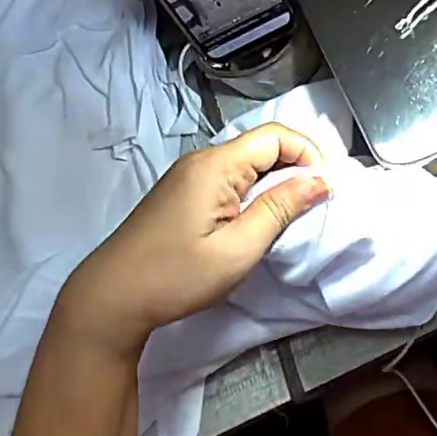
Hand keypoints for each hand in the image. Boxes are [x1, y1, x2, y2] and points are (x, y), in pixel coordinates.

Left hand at [55, 123, 330, 359]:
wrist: (110, 299)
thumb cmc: (176, 277)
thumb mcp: (238, 249)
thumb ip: (281, 208)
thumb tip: (321, 180)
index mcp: (216, 165)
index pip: (275, 136)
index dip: (309, 153)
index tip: (326, 187)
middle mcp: (202, 159)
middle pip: (262, 144)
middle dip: (297, 165)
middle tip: (317, 201)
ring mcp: (189, 174)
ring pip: (248, 161)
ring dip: (277, 179)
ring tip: (294, 211)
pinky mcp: (184, 191)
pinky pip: (230, 176)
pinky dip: (255, 189)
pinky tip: (260, 216)